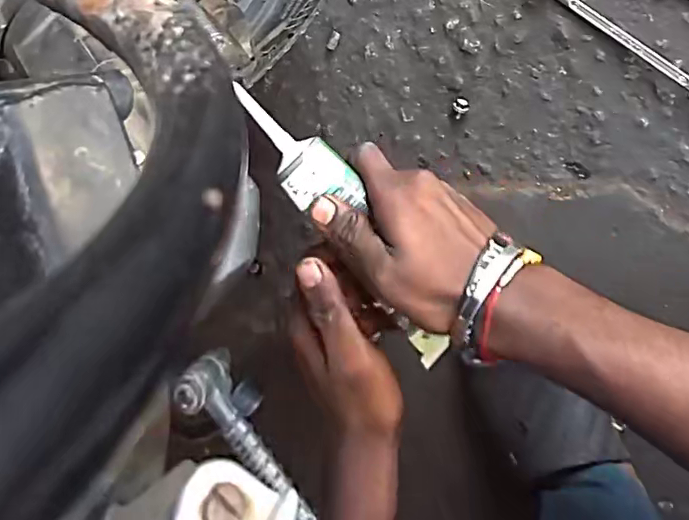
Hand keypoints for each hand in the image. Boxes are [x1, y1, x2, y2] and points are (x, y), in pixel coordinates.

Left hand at [289, 257, 402, 441]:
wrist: (371, 442)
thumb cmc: (363, 399)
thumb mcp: (348, 347)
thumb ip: (329, 307)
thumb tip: (307, 265)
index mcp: (303, 324)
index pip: (306, 270)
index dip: (330, 254)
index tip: (356, 247)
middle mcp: (308, 326)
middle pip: (322, 279)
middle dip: (348, 269)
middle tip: (374, 270)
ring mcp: (324, 335)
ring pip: (339, 293)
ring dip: (360, 288)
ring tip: (382, 290)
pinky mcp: (342, 342)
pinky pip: (351, 311)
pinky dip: (366, 306)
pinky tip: (385, 313)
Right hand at [307, 142, 496, 332]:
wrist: (499, 295)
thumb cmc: (439, 288)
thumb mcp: (382, 271)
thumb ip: (350, 233)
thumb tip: (321, 204)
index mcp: (397, 191)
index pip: (362, 156)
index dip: (344, 177)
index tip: (337, 205)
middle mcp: (420, 182)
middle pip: (380, 180)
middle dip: (368, 207)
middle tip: (367, 248)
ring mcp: (443, 192)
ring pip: (404, 195)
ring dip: (394, 217)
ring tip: (399, 259)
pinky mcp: (458, 206)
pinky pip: (426, 205)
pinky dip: (418, 223)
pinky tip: (424, 256)